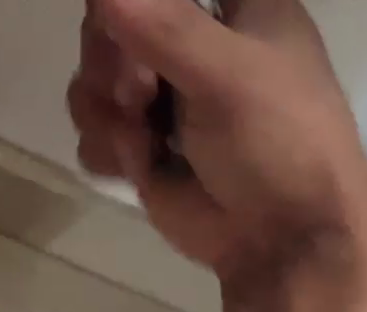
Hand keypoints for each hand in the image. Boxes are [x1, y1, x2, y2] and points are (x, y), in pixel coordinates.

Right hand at [68, 0, 366, 289]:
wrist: (274, 233)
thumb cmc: (276, 140)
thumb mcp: (227, 75)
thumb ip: (165, 29)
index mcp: (231, 6)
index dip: (124, 8)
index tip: (123, 32)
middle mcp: (188, 46)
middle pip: (108, 30)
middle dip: (111, 67)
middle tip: (140, 97)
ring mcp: (158, 101)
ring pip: (90, 86)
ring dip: (106, 117)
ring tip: (146, 140)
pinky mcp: (137, 148)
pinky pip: (90, 135)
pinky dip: (107, 152)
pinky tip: (140, 165)